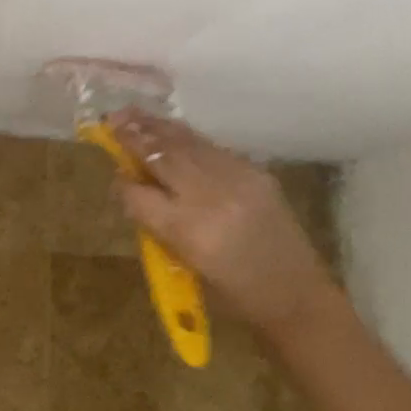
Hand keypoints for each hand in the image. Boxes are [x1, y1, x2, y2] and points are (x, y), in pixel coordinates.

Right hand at [111, 108, 337, 333]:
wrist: (297, 295)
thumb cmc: (235, 294)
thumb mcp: (186, 265)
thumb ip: (158, 223)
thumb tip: (134, 187)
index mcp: (189, 232)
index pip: (141, 196)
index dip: (124, 183)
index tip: (114, 173)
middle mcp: (211, 199)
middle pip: (164, 158)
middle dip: (135, 137)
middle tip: (113, 119)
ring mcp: (237, 180)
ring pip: (188, 144)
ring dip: (159, 128)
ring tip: (134, 115)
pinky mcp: (255, 172)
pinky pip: (213, 149)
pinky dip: (188, 139)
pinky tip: (173, 132)